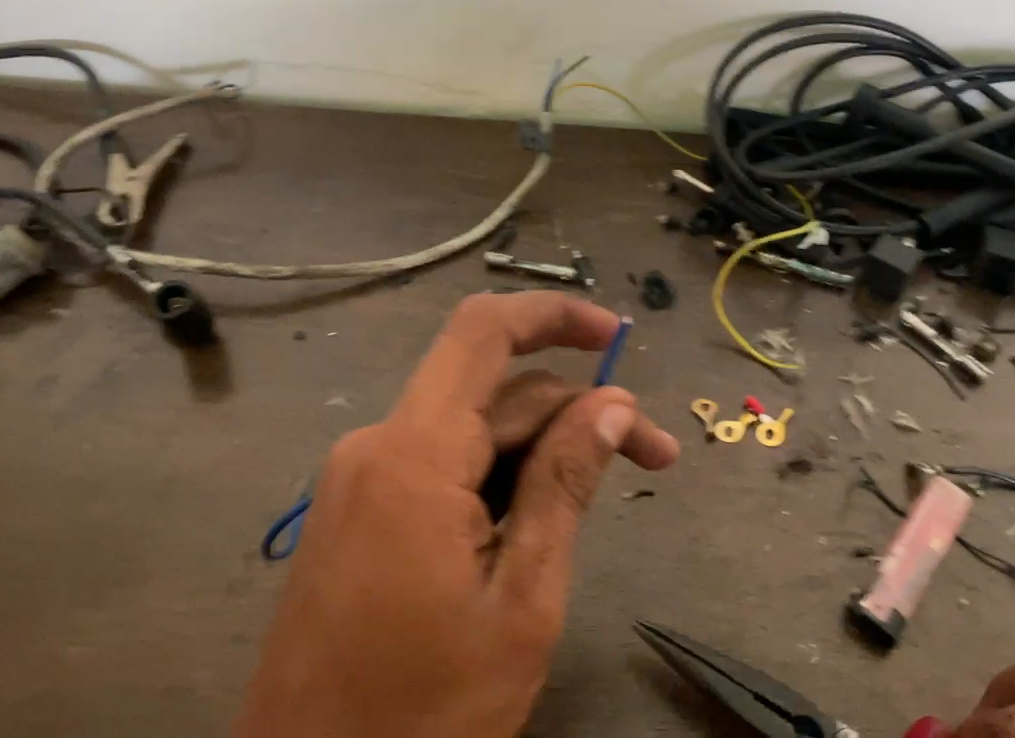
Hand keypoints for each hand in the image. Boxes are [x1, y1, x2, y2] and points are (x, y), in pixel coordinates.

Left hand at [237, 292, 681, 737]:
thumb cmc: (424, 709)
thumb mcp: (520, 600)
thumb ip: (564, 485)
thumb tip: (612, 402)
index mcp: (411, 455)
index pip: (483, 334)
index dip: (553, 316)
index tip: (617, 336)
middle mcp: (377, 446)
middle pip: (491, 394)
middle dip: (576, 411)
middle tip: (656, 458)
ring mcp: (360, 480)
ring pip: (469, 432)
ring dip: (541, 449)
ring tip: (602, 497)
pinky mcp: (358, 513)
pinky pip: (440, 466)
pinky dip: (498, 476)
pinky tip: (537, 521)